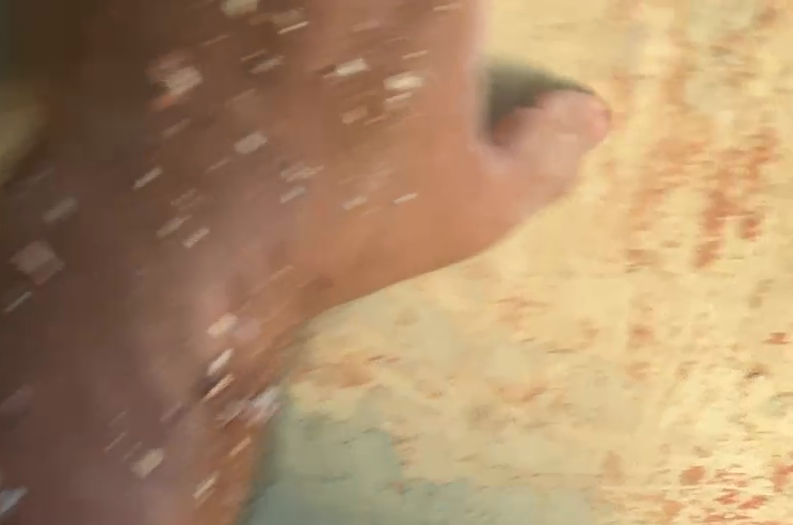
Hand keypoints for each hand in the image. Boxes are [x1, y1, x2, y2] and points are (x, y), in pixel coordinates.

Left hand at [36, 0, 608, 305]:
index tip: (457, 39)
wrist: (197, 233)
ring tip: (322, 60)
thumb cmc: (356, 220)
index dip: (460, 19)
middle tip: (385, 69)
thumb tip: (595, 115)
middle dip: (395, 24)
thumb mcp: (477, 208)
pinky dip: (234, 13)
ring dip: (313, 19)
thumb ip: (545, 153)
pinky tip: (247, 37)